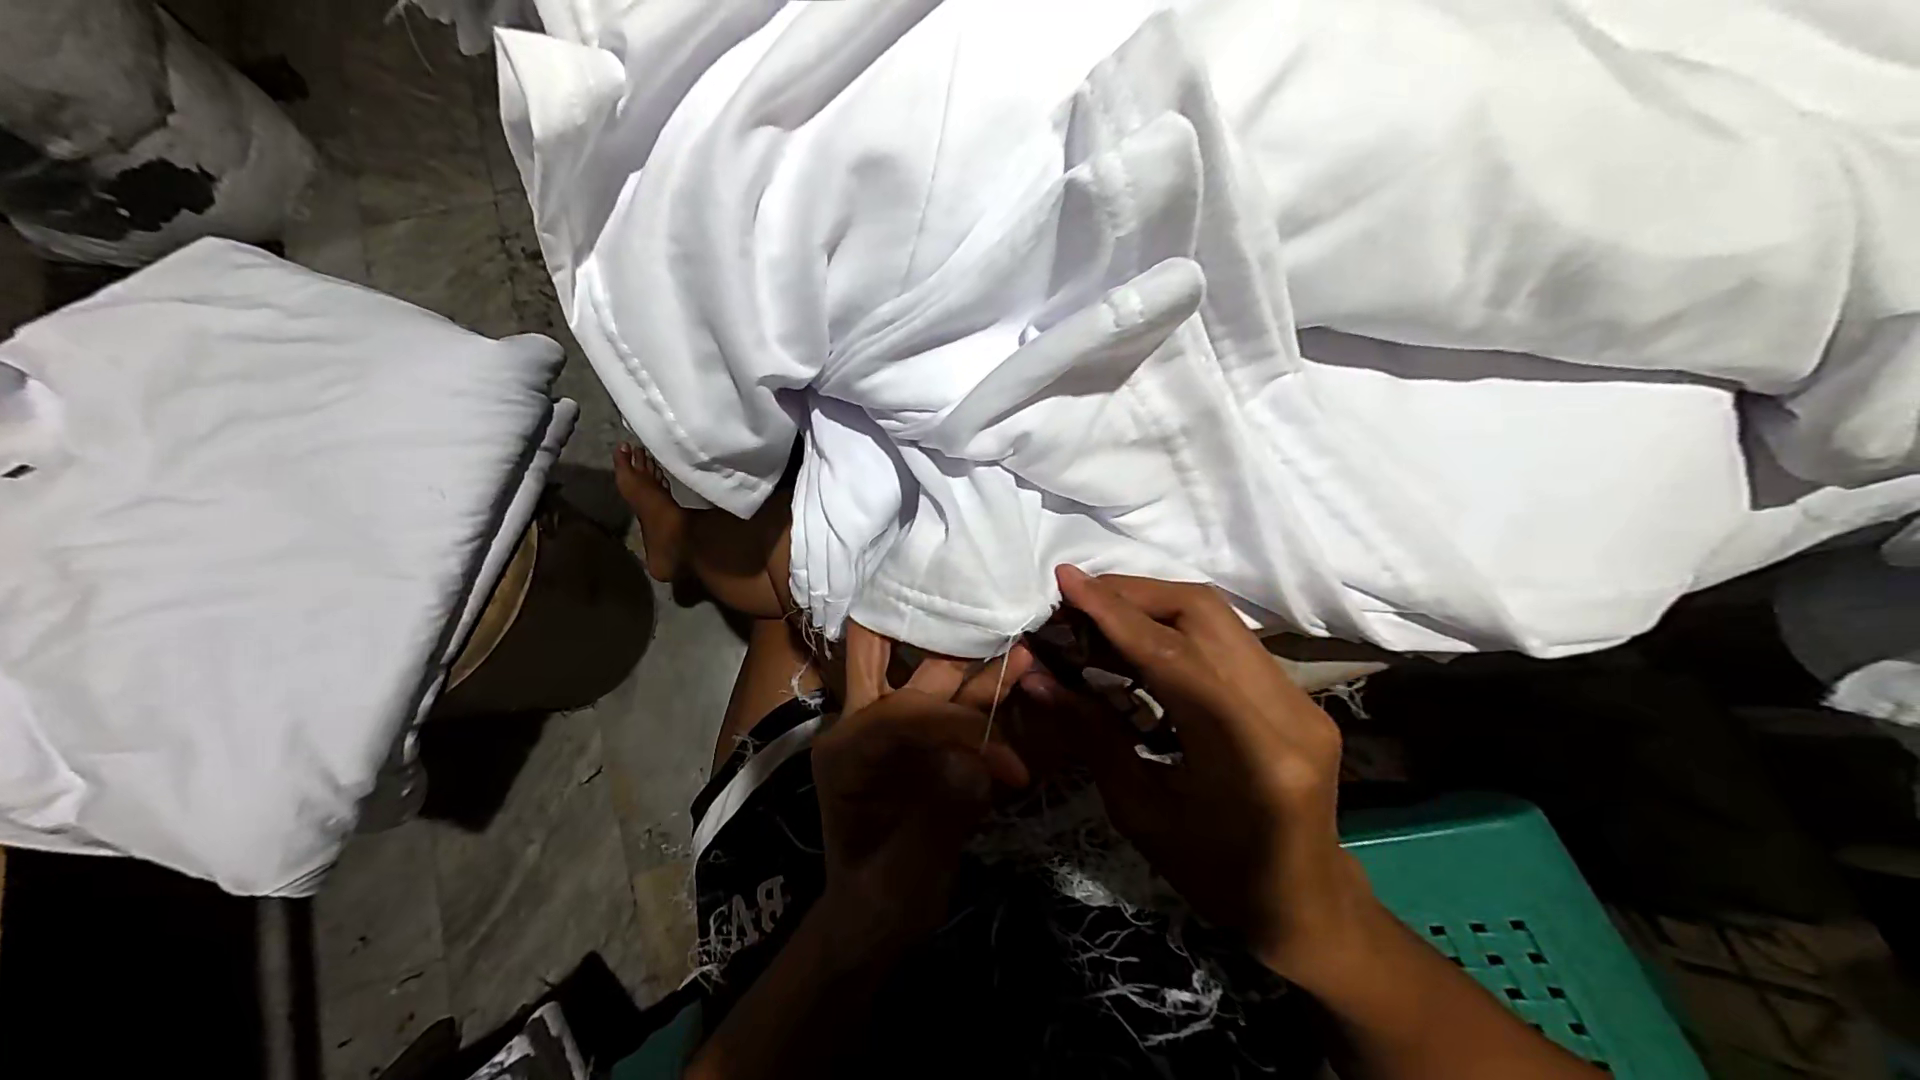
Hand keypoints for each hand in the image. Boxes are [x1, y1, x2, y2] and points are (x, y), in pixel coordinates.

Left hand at [810, 624, 1032, 949]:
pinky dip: (987, 695)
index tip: (1008, 766)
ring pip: (932, 678)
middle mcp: (865, 725)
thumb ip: (936, 818)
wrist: (881, 920)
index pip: (901, 713)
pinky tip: (1018, 674)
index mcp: (846, 751)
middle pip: (882, 655)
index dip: (958, 728)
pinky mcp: (928, 742)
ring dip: (974, 665)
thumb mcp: (903, 874)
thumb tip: (975, 767)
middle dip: (920, 631)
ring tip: (1018, 647)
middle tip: (965, 606)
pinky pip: (958, 708)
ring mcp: (898, 730)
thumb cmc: (881, 899)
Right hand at [1023, 565, 1371, 978]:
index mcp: (1250, 754)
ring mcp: (1302, 698)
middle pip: (1206, 613)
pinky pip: (1230, 641)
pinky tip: (1141, 644)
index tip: (1067, 579)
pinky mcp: (1299, 695)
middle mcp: (1289, 711)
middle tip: (1079, 596)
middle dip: (1134, 593)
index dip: (1115, 612)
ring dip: (1153, 605)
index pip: (1175, 655)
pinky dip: (1177, 630)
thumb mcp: (1139, 812)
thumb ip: (1092, 734)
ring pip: (1220, 619)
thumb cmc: (1214, 876)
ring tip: (1100, 614)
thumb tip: (1039, 678)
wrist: (1304, 905)